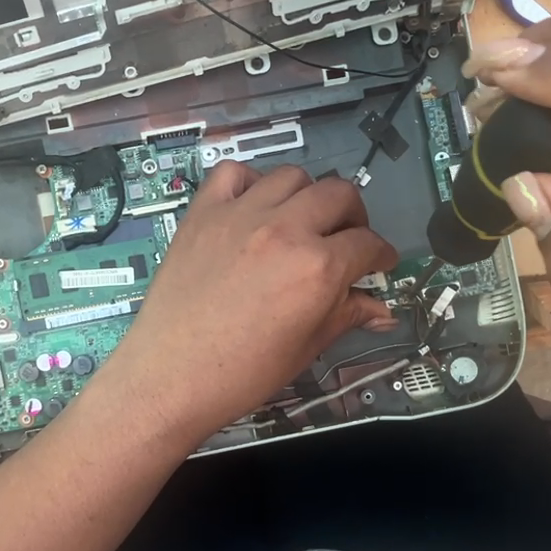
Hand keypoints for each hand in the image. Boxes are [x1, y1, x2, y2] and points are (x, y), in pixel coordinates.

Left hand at [96, 162, 398, 445]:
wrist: (170, 377)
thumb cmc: (239, 374)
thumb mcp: (305, 348)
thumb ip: (345, 316)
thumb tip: (379, 310)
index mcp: (316, 268)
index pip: (367, 244)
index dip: (380, 255)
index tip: (378, 263)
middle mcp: (283, 230)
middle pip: (338, 194)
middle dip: (354, 216)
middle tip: (347, 239)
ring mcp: (240, 216)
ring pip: (291, 176)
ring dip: (306, 195)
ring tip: (301, 221)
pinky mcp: (203, 214)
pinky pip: (233, 173)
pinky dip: (250, 182)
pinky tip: (252, 206)